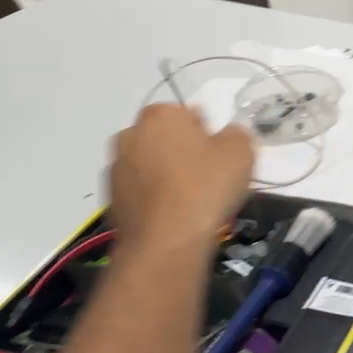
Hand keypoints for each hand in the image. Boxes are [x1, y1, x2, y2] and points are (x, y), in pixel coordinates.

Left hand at [109, 104, 253, 247]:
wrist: (167, 240)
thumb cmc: (206, 187)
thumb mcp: (241, 152)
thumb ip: (236, 133)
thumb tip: (227, 134)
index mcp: (161, 116)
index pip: (185, 112)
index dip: (205, 130)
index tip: (218, 152)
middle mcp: (131, 134)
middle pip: (162, 136)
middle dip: (180, 149)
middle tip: (206, 173)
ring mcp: (116, 167)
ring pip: (148, 162)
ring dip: (164, 172)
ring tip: (189, 197)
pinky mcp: (111, 198)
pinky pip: (139, 188)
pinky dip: (153, 195)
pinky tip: (173, 213)